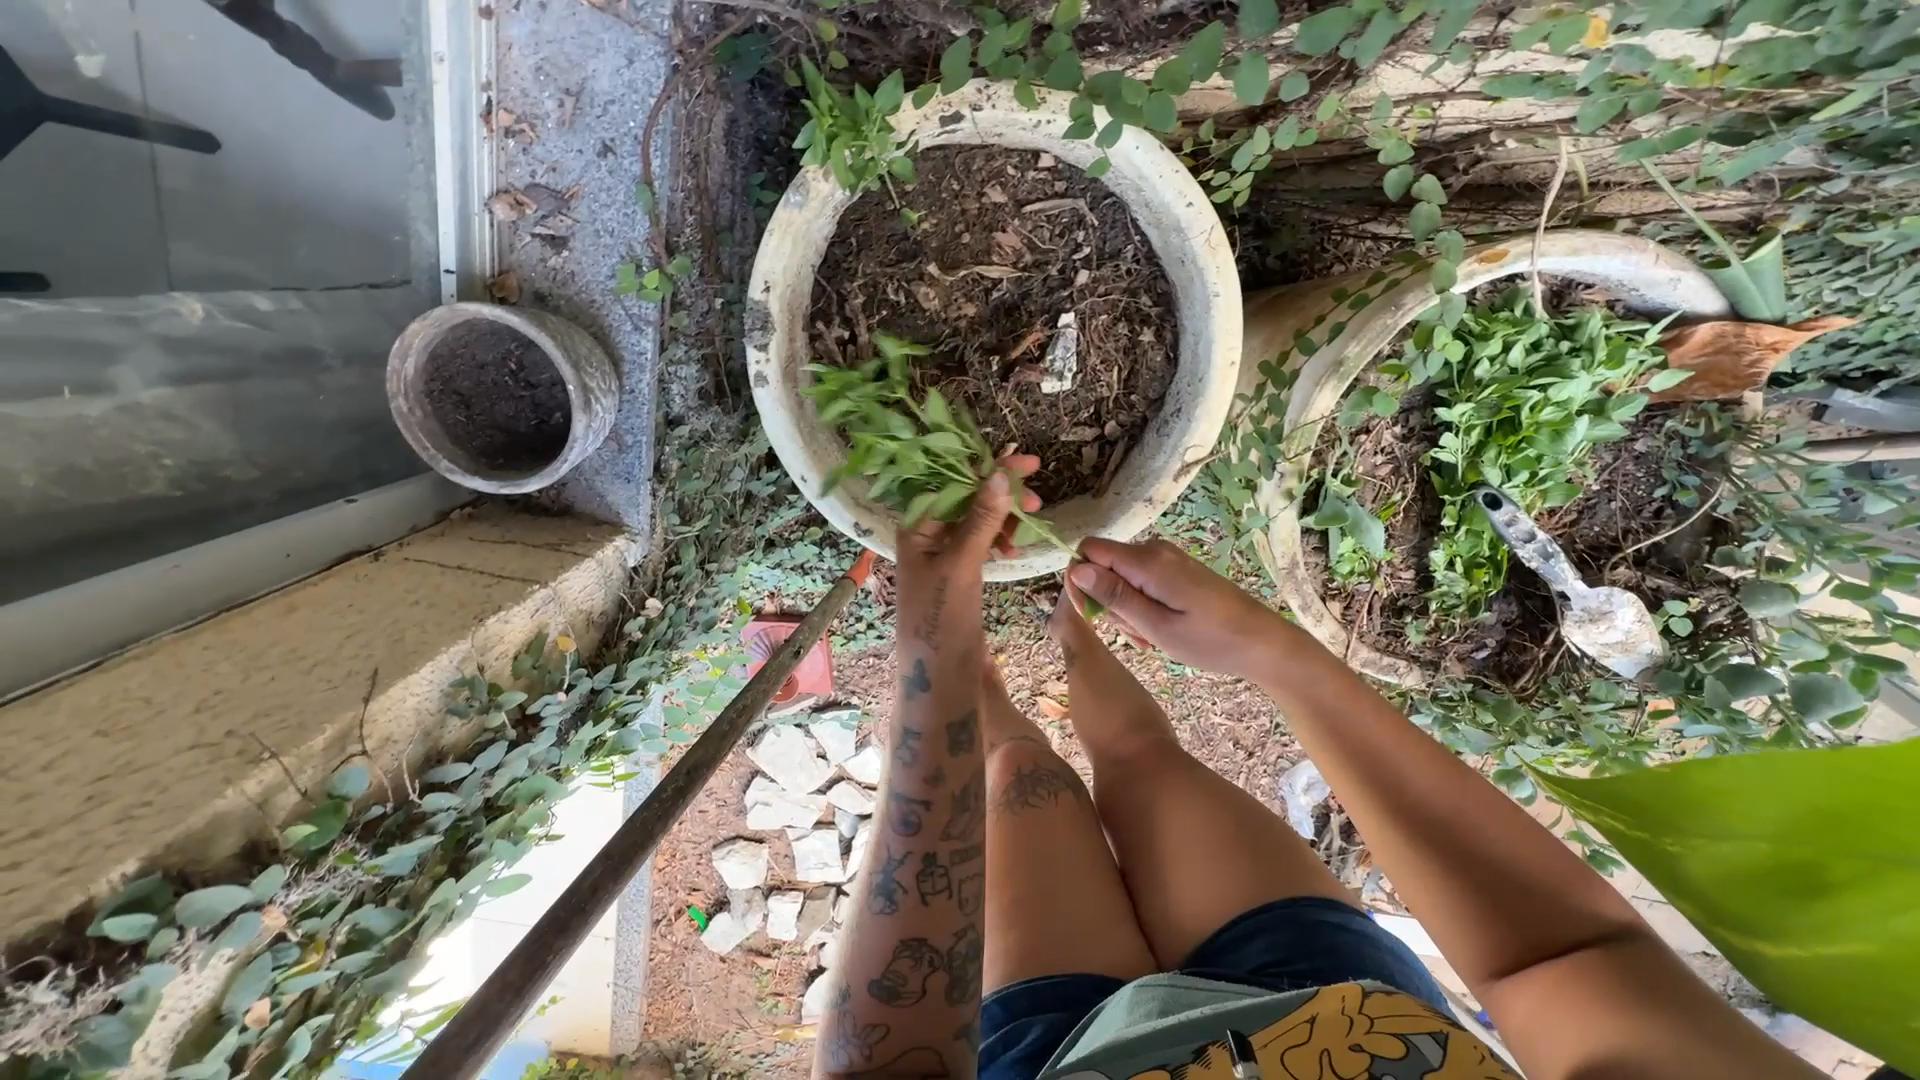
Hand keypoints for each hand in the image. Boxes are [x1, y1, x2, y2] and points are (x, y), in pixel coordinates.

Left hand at [895, 458, 1033, 658]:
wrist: (940, 680)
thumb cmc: (942, 622)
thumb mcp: (962, 566)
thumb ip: (981, 520)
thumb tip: (999, 474)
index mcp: (916, 528)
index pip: (950, 482)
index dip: (984, 468)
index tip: (1021, 459)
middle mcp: (926, 536)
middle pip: (966, 497)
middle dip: (1000, 493)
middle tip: (1037, 497)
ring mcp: (942, 556)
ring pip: (977, 520)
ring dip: (1004, 517)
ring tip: (1030, 525)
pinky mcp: (958, 574)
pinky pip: (980, 542)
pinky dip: (999, 539)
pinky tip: (1014, 548)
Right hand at [1066, 536, 1293, 678]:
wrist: (1263, 643)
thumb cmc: (1211, 642)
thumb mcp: (1158, 627)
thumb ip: (1116, 597)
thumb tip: (1076, 569)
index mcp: (1148, 561)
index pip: (1089, 551)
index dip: (1081, 581)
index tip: (1093, 616)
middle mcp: (1155, 550)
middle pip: (1104, 566)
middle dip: (1108, 602)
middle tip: (1137, 637)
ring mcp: (1166, 558)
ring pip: (1121, 578)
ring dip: (1127, 610)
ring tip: (1153, 638)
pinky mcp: (1175, 568)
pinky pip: (1141, 581)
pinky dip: (1142, 606)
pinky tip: (1161, 630)